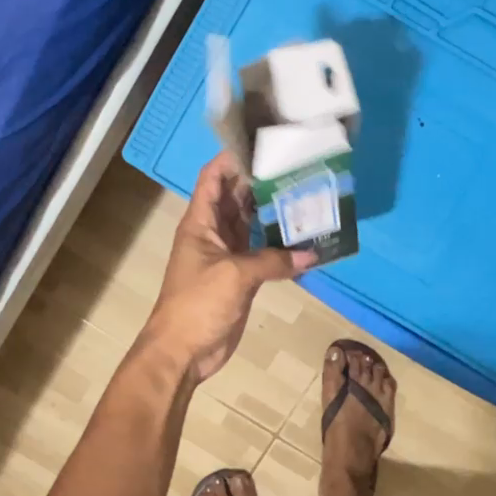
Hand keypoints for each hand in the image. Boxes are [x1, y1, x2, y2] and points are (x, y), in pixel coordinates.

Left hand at [145, 152, 313, 382]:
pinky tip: (304, 236)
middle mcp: (213, 232)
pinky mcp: (240, 276)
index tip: (264, 144)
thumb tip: (312, 253)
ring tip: (306, 194)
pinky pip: (261, 252)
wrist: (183, 351)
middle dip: (262, 182)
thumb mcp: (235, 275)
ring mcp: (226, 254)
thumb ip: (273, 260)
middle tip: (297, 167)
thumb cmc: (198, 303)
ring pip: (251, 223)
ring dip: (273, 212)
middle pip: (236, 197)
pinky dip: (279, 244)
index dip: (233, 158)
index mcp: (200, 222)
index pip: (213, 178)